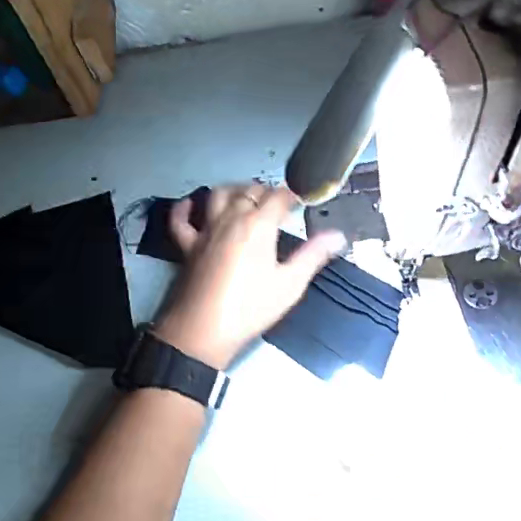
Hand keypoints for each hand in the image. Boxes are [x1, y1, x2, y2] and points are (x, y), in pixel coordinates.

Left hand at [153, 184, 345, 368]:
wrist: (203, 331)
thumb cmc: (251, 308)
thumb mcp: (290, 284)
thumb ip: (313, 255)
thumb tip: (338, 235)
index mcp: (258, 225)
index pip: (278, 197)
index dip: (293, 195)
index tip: (303, 201)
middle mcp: (231, 219)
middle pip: (249, 191)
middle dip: (267, 191)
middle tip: (280, 204)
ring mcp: (206, 230)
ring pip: (218, 195)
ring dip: (234, 189)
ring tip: (247, 196)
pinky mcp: (187, 245)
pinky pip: (181, 219)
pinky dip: (186, 207)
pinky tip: (191, 203)